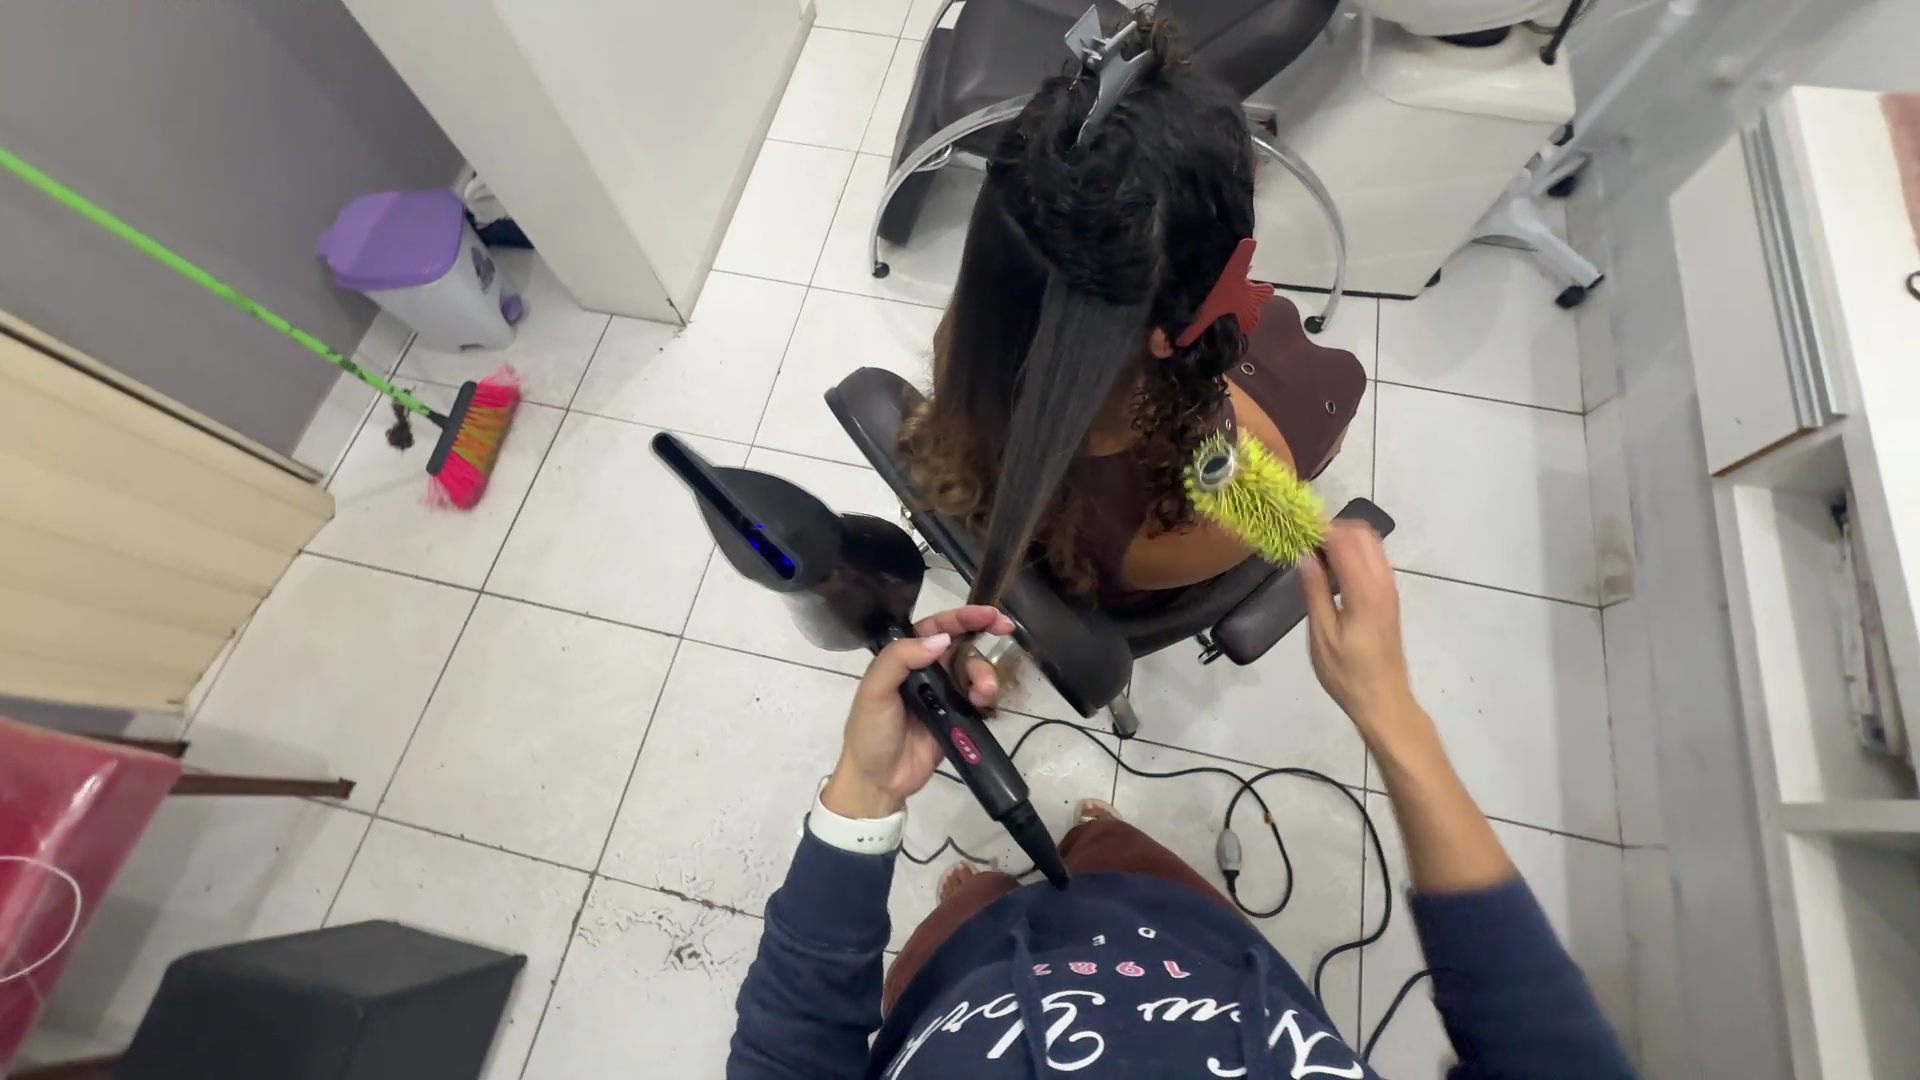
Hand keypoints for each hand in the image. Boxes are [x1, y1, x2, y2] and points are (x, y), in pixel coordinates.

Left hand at [822, 606, 1015, 818]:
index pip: (936, 628)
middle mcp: (927, 671)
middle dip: (984, 636)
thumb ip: (901, 658)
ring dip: (985, 674)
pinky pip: (979, 699)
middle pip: (962, 645)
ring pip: (974, 671)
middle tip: (1006, 629)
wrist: (879, 781)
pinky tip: (983, 704)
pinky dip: (986, 697)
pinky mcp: (958, 718)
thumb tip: (942, 639)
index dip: (962, 617)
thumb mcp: (875, 690)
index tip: (989, 613)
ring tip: (984, 692)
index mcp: (905, 658)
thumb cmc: (870, 731)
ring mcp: (944, 694)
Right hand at [1299, 521, 1415, 732]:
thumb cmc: (1347, 672)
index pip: (1344, 541)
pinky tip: (1329, 567)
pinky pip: (1373, 559)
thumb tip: (1304, 556)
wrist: (1383, 699)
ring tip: (1311, 550)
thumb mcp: (1322, 633)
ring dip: (1342, 537)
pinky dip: (1351, 551)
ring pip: (1371, 544)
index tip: (1293, 525)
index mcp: (1364, 591)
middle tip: (1301, 538)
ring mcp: (1389, 588)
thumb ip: (1314, 590)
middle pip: (1363, 534)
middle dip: (1332, 527)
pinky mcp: (1388, 597)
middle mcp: (1382, 582)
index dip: (1319, 528)